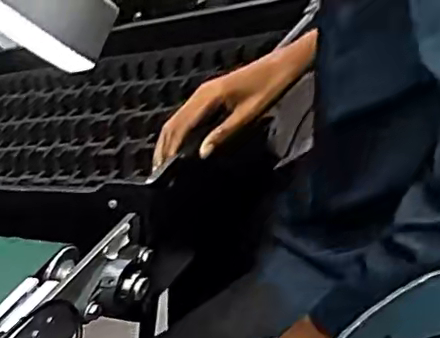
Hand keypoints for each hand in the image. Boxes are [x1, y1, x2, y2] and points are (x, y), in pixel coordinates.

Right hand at [154, 30, 315, 166]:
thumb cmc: (270, 86)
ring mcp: (202, 94)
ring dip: (165, 142)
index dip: (170, 149)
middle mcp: (201, 94)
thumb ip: (223, 133)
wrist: (283, 64)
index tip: (164, 168)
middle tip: (156, 171)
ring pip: (174, 121)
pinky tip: (174, 147)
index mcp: (208, 97)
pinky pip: (182, 117)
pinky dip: (174, 134)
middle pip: (171, 125)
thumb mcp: (248, 114)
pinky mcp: (206, 96)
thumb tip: (201, 153)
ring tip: (161, 163)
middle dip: (162, 149)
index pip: (180, 127)